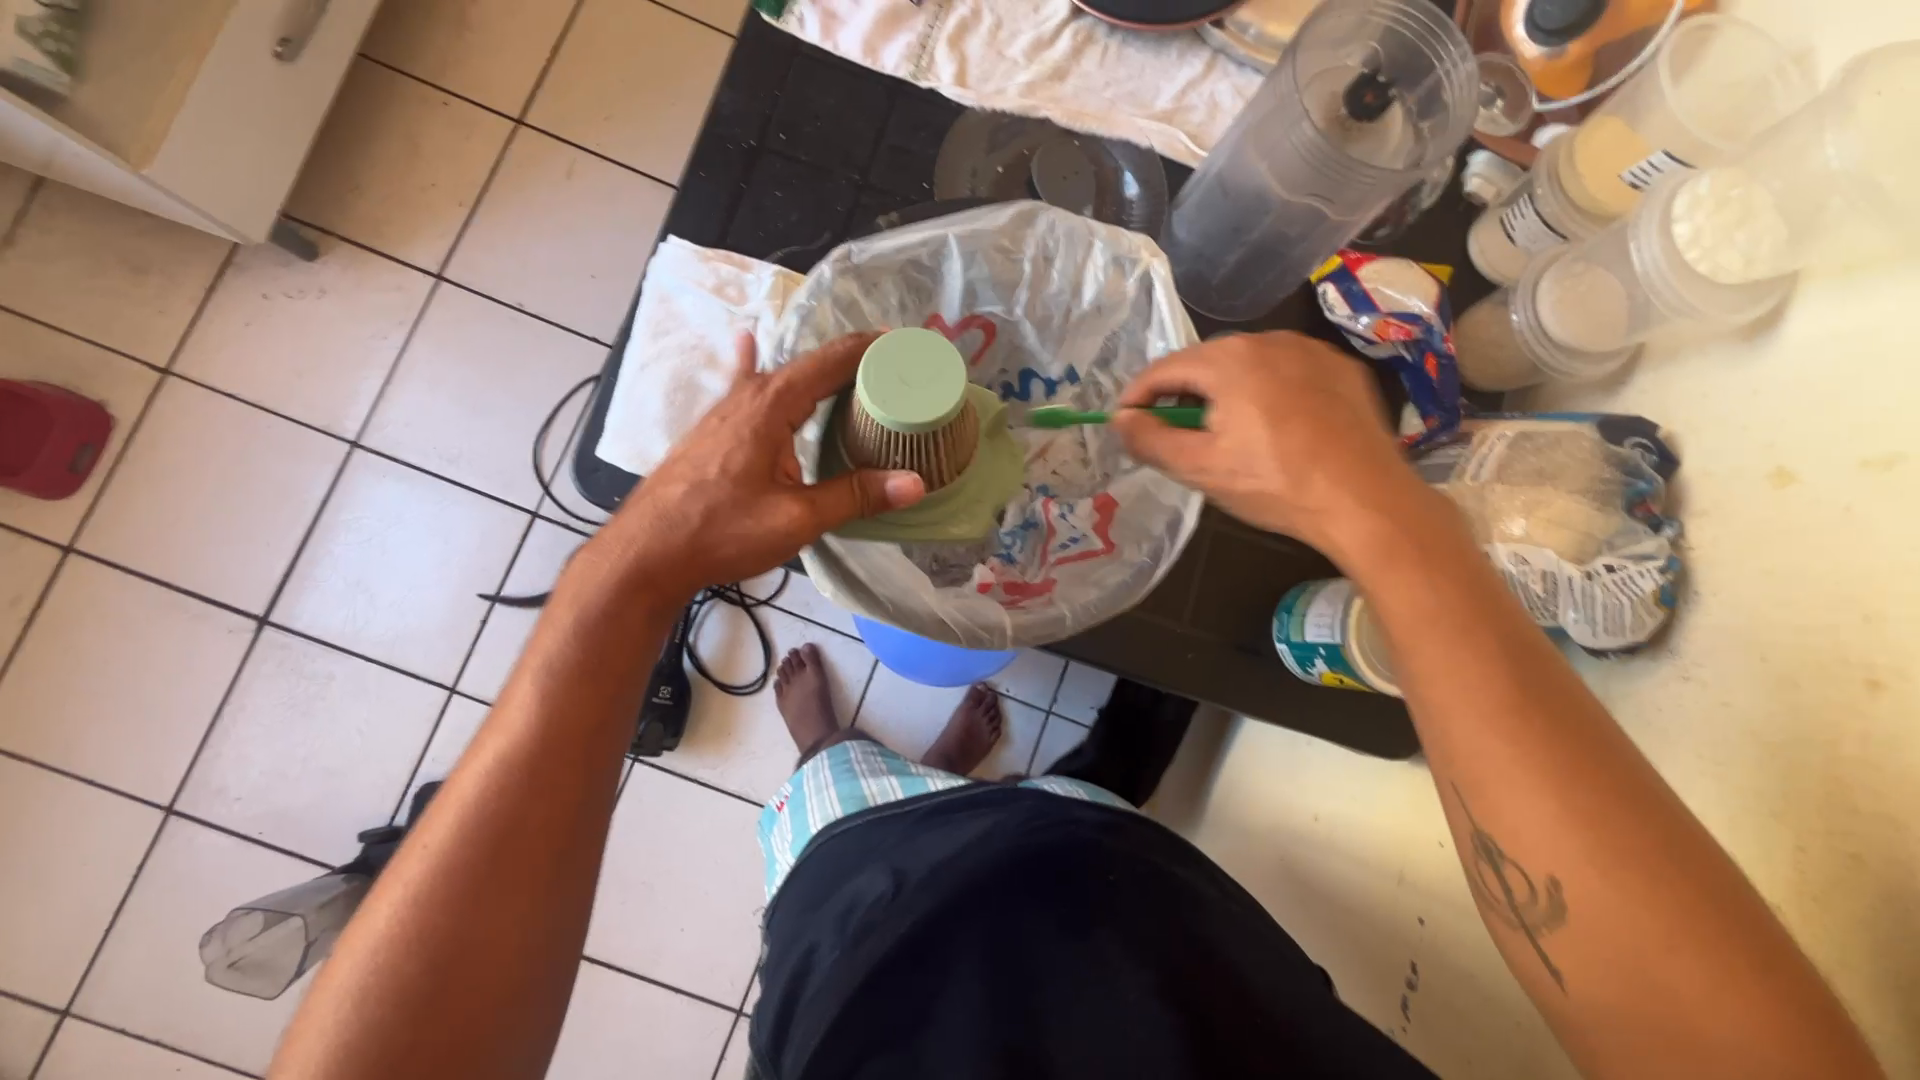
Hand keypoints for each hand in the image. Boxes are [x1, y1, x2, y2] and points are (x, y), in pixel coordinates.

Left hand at [596, 332, 924, 597]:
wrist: (647, 552)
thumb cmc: (720, 532)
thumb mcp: (796, 518)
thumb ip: (855, 496)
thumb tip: (915, 483)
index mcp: (773, 404)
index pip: (835, 360)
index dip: (877, 349)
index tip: (914, 346)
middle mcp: (749, 395)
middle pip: (812, 363)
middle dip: (857, 359)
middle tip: (899, 367)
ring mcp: (727, 410)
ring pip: (783, 376)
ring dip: (821, 370)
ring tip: (856, 369)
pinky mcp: (714, 429)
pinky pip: (750, 387)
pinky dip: (763, 367)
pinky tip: (747, 343)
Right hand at [1111, 331, 1430, 560]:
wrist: (1365, 500)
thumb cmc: (1274, 483)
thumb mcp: (1199, 468)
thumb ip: (1150, 440)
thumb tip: (1121, 419)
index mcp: (1228, 359)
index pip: (1164, 369)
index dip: (1138, 396)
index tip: (1126, 423)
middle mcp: (1269, 339)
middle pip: (1207, 363)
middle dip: (1184, 396)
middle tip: (1176, 436)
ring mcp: (1312, 350)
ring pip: (1250, 366)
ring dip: (1228, 393)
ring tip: (1227, 434)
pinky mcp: (1343, 370)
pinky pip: (1290, 373)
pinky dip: (1271, 393)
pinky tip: (1276, 428)